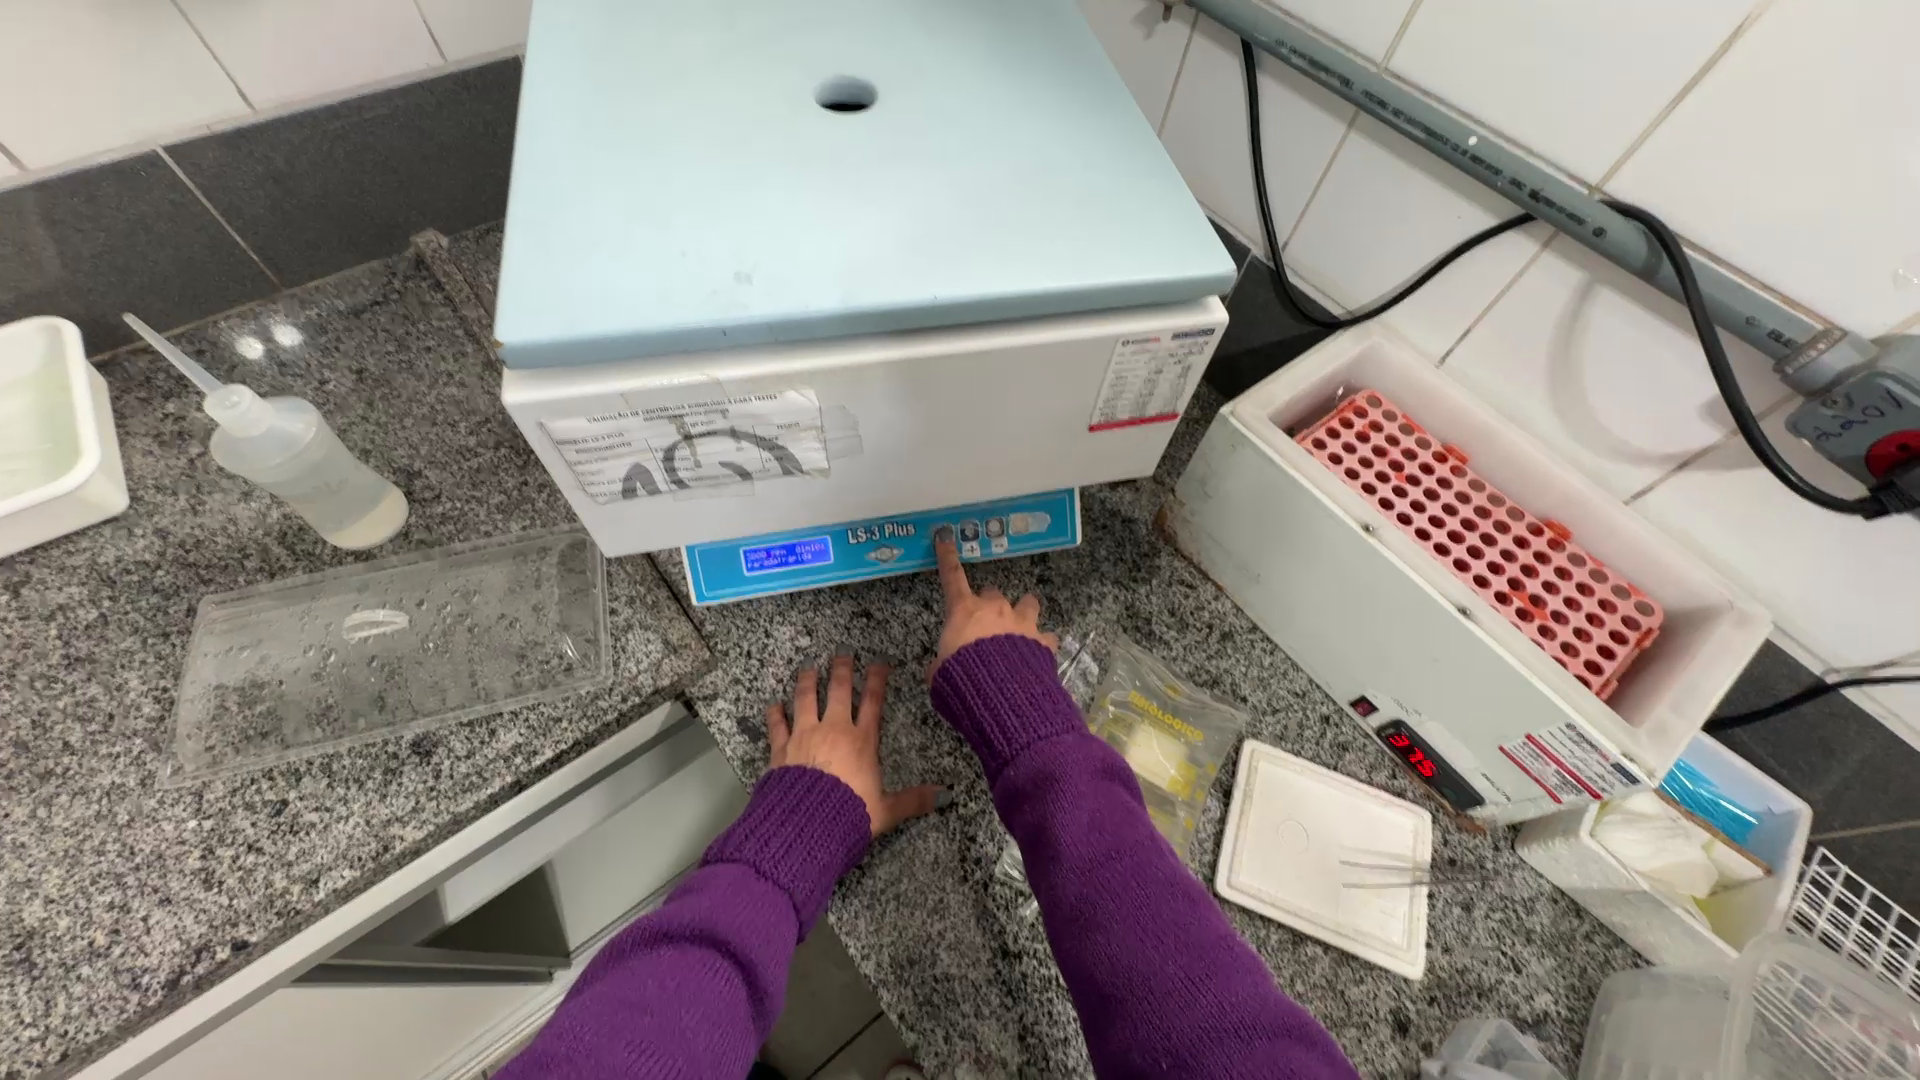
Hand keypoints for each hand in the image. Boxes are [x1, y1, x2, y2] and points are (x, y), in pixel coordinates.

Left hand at [766, 655, 942, 836]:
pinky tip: (773, 704)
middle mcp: (833, 730)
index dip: (876, 679)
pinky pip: (777, 725)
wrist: (806, 825)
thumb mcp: (886, 810)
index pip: (872, 702)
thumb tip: (945, 796)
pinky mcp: (781, 749)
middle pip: (839, 691)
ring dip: (807, 681)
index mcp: (861, 741)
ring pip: (806, 699)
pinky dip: (775, 713)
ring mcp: (805, 736)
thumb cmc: (849, 815)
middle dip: (841, 669)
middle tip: (842, 652)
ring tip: (808, 666)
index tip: (878, 662)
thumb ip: (914, 800)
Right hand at [931, 530, 1058, 679]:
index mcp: (965, 612)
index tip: (945, 537)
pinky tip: (1039, 653)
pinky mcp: (1042, 642)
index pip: (952, 577)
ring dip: (1023, 611)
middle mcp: (995, 610)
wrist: (1001, 695)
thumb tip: (938, 669)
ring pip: (1027, 603)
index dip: (947, 557)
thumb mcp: (938, 673)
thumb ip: (939, 665)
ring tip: (1022, 623)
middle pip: (993, 593)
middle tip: (986, 620)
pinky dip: (1042, 643)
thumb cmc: (961, 678)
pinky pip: (1045, 637)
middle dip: (989, 603)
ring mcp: (1022, 624)